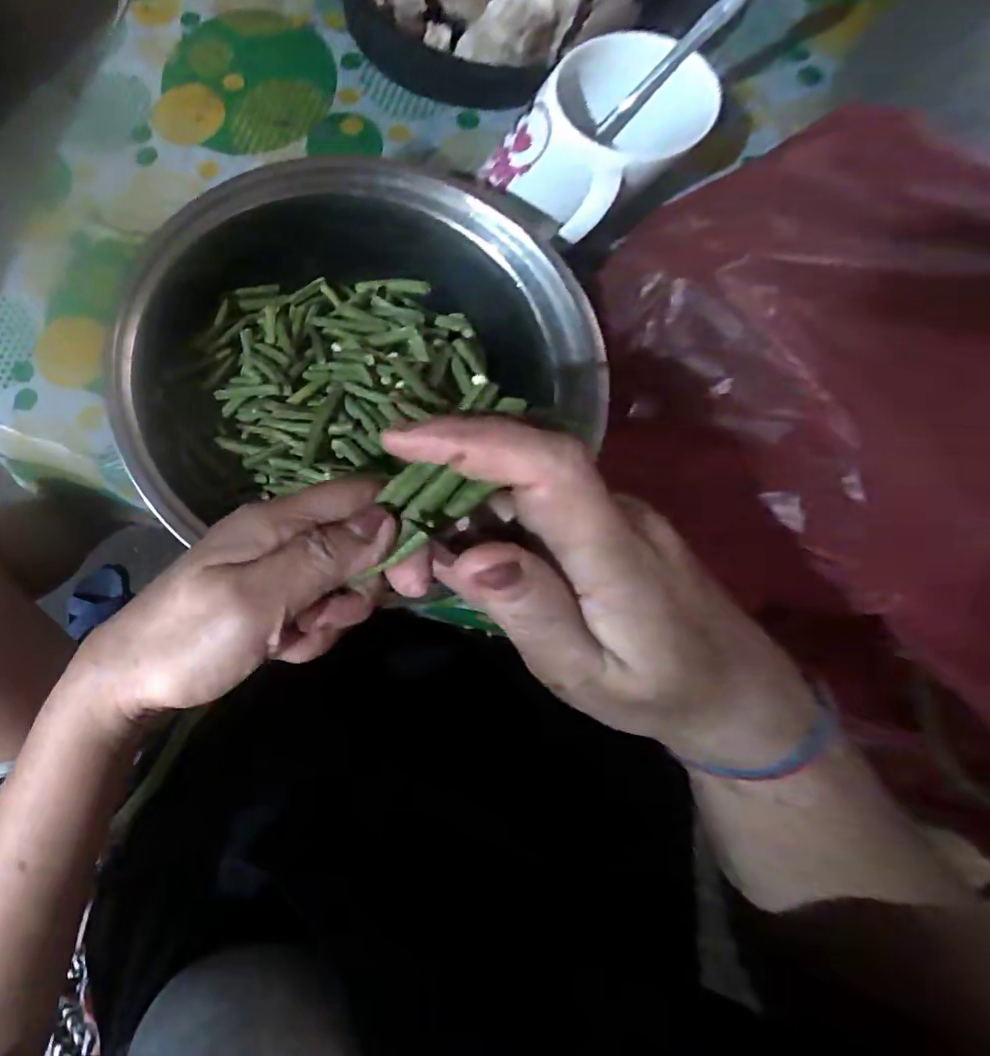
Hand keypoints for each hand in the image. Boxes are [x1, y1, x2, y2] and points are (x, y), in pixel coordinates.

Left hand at [73, 478, 398, 724]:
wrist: (131, 681)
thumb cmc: (188, 638)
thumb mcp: (258, 597)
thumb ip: (320, 557)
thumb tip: (387, 515)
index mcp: (271, 521)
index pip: (358, 496)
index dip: (398, 527)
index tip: (417, 578)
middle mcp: (272, 539)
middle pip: (354, 544)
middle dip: (357, 588)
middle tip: (326, 618)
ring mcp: (268, 574)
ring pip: (336, 586)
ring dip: (326, 619)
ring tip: (284, 640)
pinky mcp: (264, 607)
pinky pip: (310, 614)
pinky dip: (304, 636)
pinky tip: (274, 652)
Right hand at [383, 417, 819, 767]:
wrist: (741, 698)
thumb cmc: (658, 694)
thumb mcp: (583, 673)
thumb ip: (529, 612)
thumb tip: (469, 556)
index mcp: (612, 548)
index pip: (546, 465)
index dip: (469, 441)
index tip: (398, 440)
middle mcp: (610, 511)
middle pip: (510, 464)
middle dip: (432, 487)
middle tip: (397, 555)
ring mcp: (602, 511)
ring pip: (503, 485)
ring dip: (443, 513)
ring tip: (418, 577)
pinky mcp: (588, 521)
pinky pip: (513, 502)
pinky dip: (465, 522)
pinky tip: (449, 563)